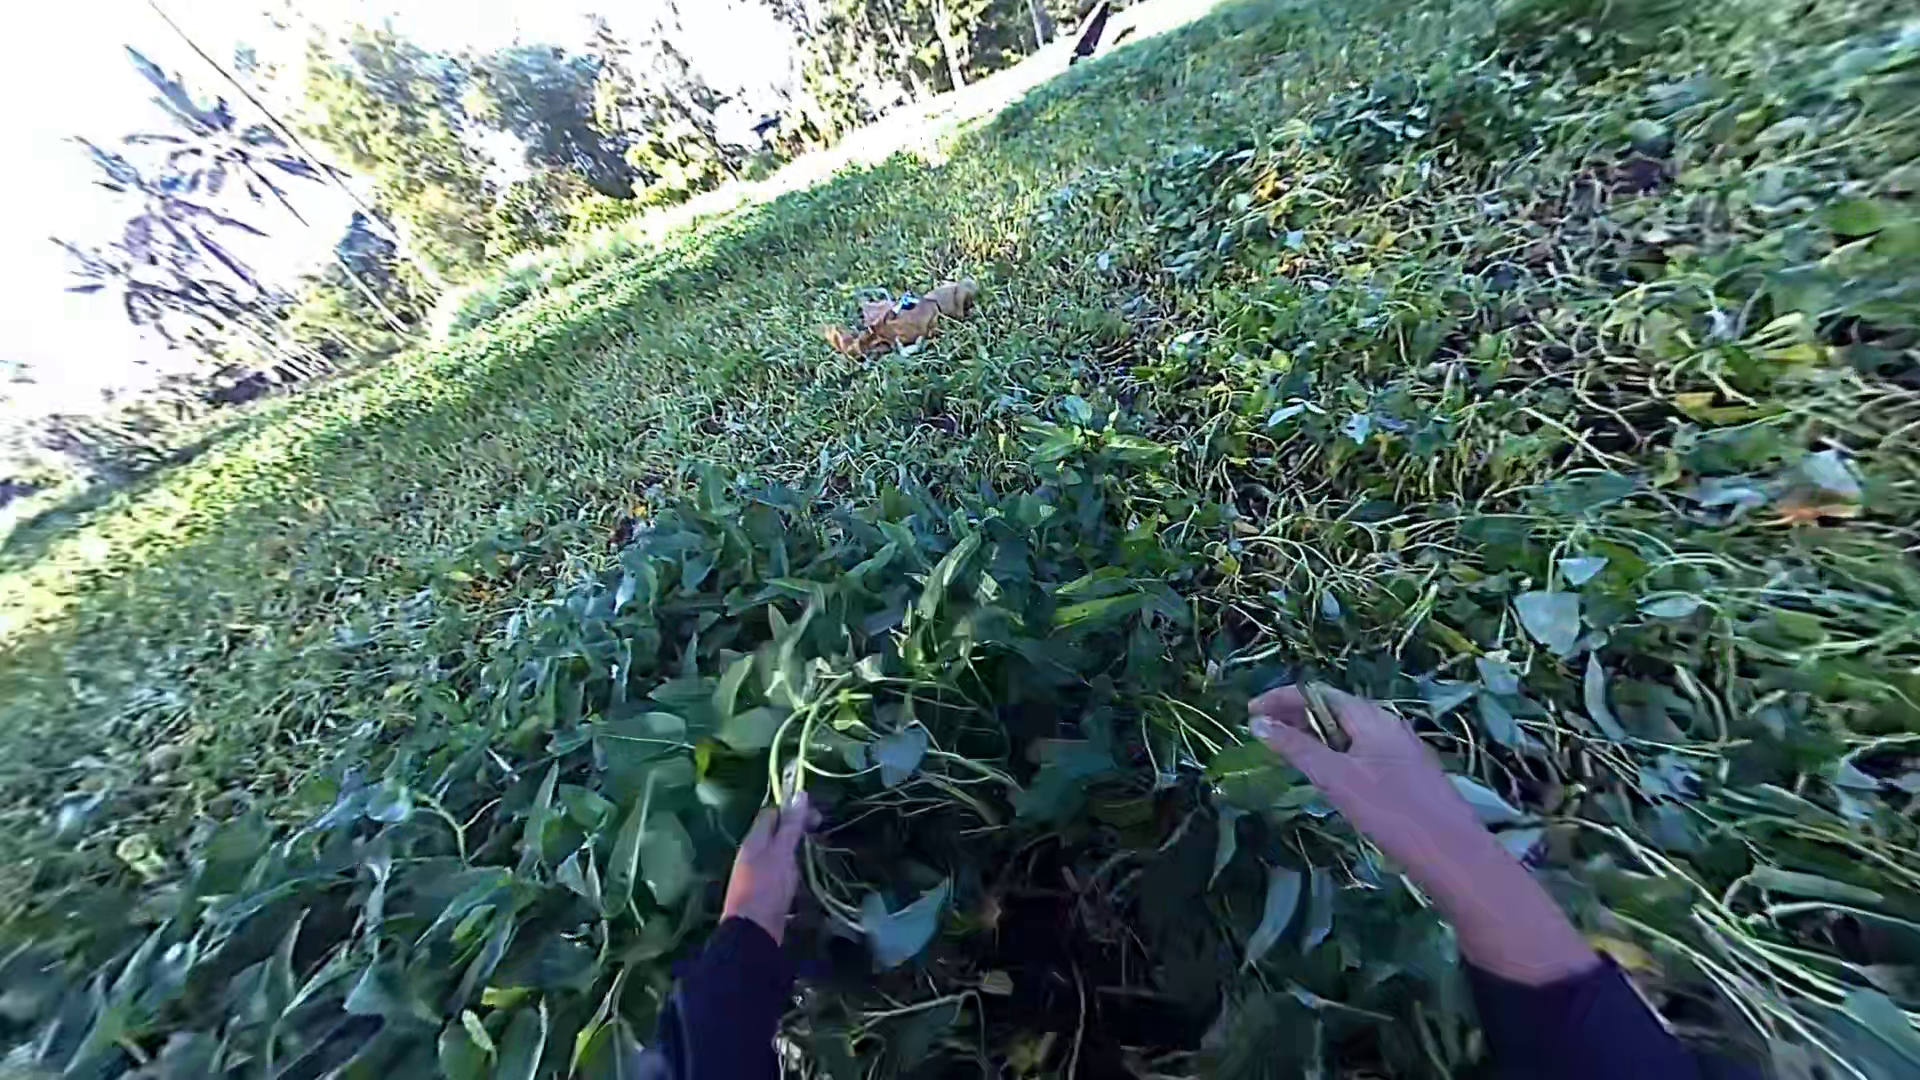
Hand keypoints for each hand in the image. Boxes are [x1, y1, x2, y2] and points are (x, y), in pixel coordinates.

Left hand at [722, 792, 816, 944]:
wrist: (751, 935)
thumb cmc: (767, 887)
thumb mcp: (782, 851)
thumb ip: (791, 825)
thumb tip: (800, 793)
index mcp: (754, 840)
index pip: (771, 813)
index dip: (792, 809)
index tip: (814, 817)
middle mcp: (752, 854)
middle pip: (775, 832)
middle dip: (797, 828)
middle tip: (819, 833)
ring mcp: (757, 874)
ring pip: (778, 851)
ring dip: (796, 848)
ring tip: (816, 851)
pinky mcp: (763, 892)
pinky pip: (779, 870)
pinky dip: (793, 866)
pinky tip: (803, 874)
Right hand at [1249, 684, 1597, 984]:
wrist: (1461, 865)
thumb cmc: (1392, 812)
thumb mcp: (1334, 777)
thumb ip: (1294, 746)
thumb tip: (1257, 722)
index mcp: (1371, 717)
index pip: (1316, 692)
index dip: (1279, 699)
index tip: (1250, 713)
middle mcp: (1387, 725)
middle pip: (1331, 708)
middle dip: (1293, 716)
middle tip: (1263, 733)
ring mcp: (1401, 750)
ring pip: (1346, 732)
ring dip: (1312, 735)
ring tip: (1286, 752)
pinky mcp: (1408, 775)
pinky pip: (1360, 750)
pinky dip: (1332, 753)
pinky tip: (1325, 775)